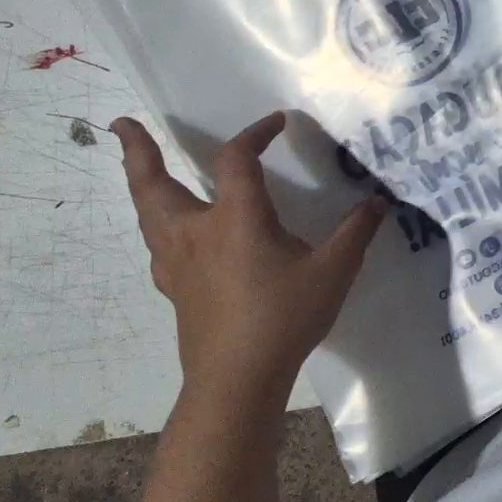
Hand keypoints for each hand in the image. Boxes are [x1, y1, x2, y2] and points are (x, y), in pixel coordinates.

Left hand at [113, 111, 385, 404]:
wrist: (237, 379)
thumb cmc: (286, 317)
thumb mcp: (335, 269)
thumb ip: (357, 230)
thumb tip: (378, 200)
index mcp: (237, 220)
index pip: (238, 160)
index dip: (256, 134)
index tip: (278, 122)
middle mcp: (197, 232)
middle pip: (155, 184)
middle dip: (138, 152)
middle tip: (123, 125)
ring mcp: (178, 263)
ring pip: (148, 213)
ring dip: (141, 184)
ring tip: (140, 168)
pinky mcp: (175, 287)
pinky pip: (158, 242)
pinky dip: (159, 222)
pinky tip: (175, 231)